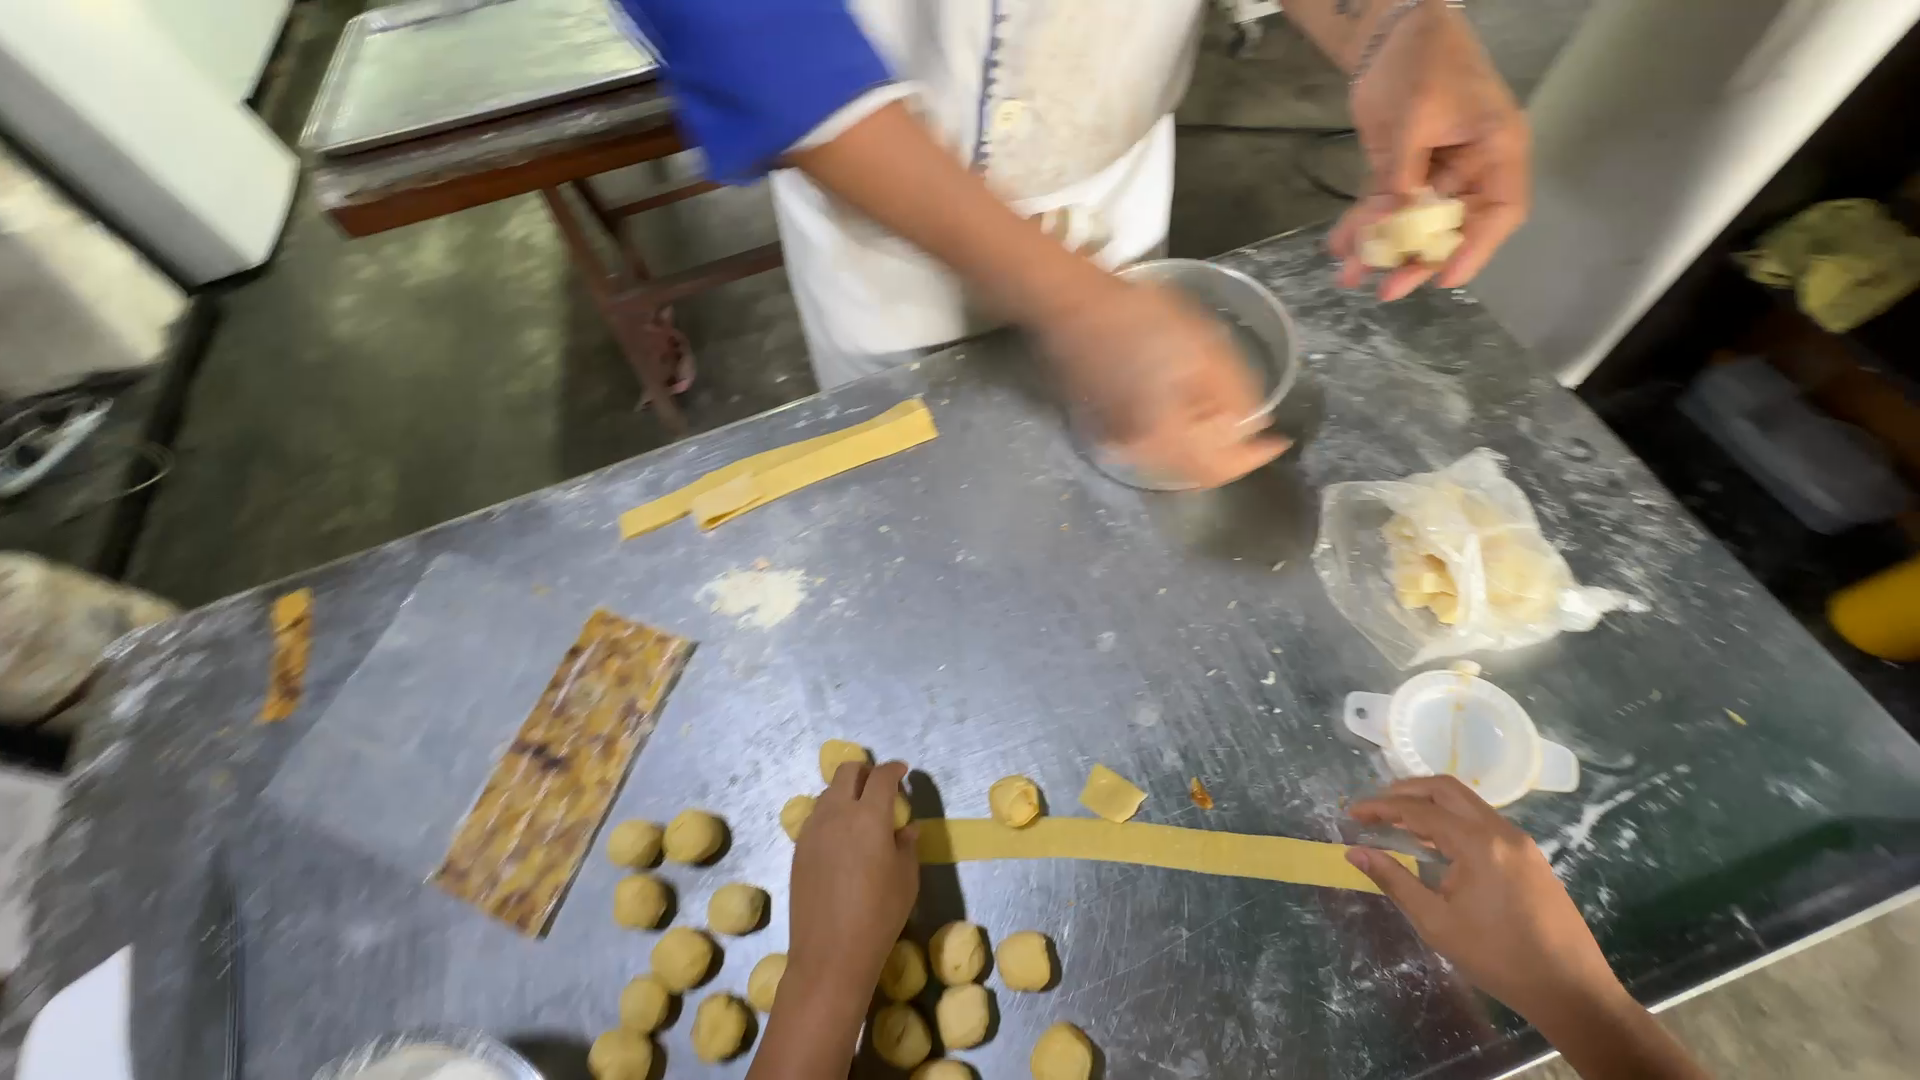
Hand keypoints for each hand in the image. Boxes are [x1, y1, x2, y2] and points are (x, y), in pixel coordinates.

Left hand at [788, 761, 919, 991]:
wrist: (830, 953)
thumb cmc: (879, 915)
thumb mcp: (906, 878)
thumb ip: (906, 844)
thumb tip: (905, 828)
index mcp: (869, 815)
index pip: (881, 776)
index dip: (894, 769)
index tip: (903, 772)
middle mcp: (837, 813)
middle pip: (847, 772)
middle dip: (866, 771)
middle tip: (880, 786)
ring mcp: (813, 830)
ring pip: (828, 793)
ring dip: (846, 792)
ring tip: (861, 814)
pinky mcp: (799, 849)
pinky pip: (817, 817)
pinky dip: (832, 814)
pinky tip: (842, 839)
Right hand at [1041, 279, 1291, 487]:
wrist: (1073, 306)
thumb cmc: (1143, 318)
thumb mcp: (1206, 347)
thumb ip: (1235, 395)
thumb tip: (1250, 426)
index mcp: (1164, 436)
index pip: (1219, 470)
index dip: (1254, 458)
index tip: (1278, 440)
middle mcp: (1137, 451)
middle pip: (1194, 468)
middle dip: (1226, 449)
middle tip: (1245, 419)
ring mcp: (1115, 442)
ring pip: (1172, 458)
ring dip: (1199, 440)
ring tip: (1213, 407)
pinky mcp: (1102, 428)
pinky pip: (1149, 442)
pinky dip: (1172, 431)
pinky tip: (1177, 400)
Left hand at [1331, 1, 1528, 300]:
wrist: (1388, 34)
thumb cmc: (1422, 62)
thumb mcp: (1412, 120)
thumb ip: (1400, 177)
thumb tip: (1388, 226)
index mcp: (1496, 148)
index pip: (1500, 210)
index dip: (1475, 249)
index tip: (1445, 279)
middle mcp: (1469, 166)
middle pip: (1451, 228)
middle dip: (1416, 260)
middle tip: (1386, 290)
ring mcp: (1433, 172)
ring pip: (1411, 224)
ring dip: (1380, 249)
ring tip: (1348, 273)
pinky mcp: (1400, 172)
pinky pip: (1383, 207)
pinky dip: (1362, 226)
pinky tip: (1339, 245)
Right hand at [1345, 776, 1625, 1020]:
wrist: (1574, 993)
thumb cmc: (1499, 958)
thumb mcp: (1436, 922)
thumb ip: (1394, 880)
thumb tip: (1355, 852)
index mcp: (1478, 844)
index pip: (1418, 810)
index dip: (1380, 808)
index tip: (1352, 813)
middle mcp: (1502, 832)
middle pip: (1445, 789)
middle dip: (1405, 791)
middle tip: (1375, 807)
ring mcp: (1521, 843)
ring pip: (1466, 803)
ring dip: (1429, 804)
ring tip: (1398, 822)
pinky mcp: (1530, 857)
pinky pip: (1483, 822)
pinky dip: (1452, 820)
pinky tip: (1435, 844)